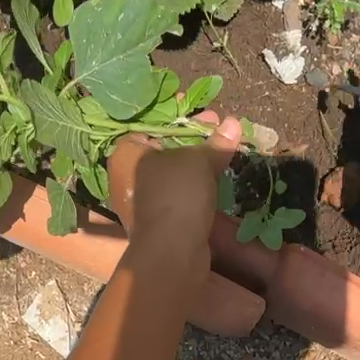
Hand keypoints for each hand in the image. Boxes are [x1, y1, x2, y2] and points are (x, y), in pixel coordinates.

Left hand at [107, 114, 242, 270]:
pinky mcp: (160, 222)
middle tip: (217, 124)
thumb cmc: (175, 195)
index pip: (150, 122)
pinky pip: (179, 194)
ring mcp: (143, 202)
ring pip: (173, 173)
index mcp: (126, 153)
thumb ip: (215, 143)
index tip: (199, 106)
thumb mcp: (198, 161)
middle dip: (192, 136)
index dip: (176, 112)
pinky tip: (216, 176)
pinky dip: (195, 185)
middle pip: (164, 147)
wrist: (172, 254)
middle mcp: (128, 177)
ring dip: (197, 161)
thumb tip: (233, 124)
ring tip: (223, 147)